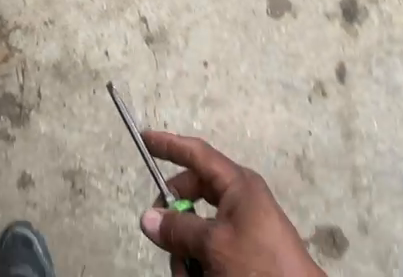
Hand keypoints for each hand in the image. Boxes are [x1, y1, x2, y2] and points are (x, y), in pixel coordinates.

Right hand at [138, 132, 325, 276]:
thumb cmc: (259, 266)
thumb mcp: (214, 244)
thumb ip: (178, 228)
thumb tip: (147, 218)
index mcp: (237, 184)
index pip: (196, 153)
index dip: (169, 144)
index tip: (143, 138)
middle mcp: (238, 200)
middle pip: (192, 195)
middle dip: (175, 219)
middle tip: (160, 237)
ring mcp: (241, 229)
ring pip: (196, 230)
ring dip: (185, 253)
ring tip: (190, 274)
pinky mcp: (243, 254)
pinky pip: (208, 251)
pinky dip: (198, 266)